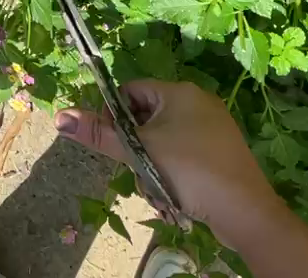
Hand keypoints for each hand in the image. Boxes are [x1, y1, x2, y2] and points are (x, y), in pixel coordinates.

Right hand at [56, 80, 288, 251]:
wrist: (248, 215)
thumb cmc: (191, 171)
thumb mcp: (140, 152)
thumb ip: (100, 135)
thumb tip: (59, 117)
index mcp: (179, 92)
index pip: (130, 92)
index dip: (114, 115)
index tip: (112, 144)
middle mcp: (197, 103)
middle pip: (145, 119)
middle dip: (135, 149)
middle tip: (136, 171)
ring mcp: (213, 130)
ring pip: (162, 142)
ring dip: (151, 167)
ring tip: (157, 191)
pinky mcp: (221, 155)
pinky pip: (183, 156)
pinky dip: (172, 175)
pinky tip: (173, 198)